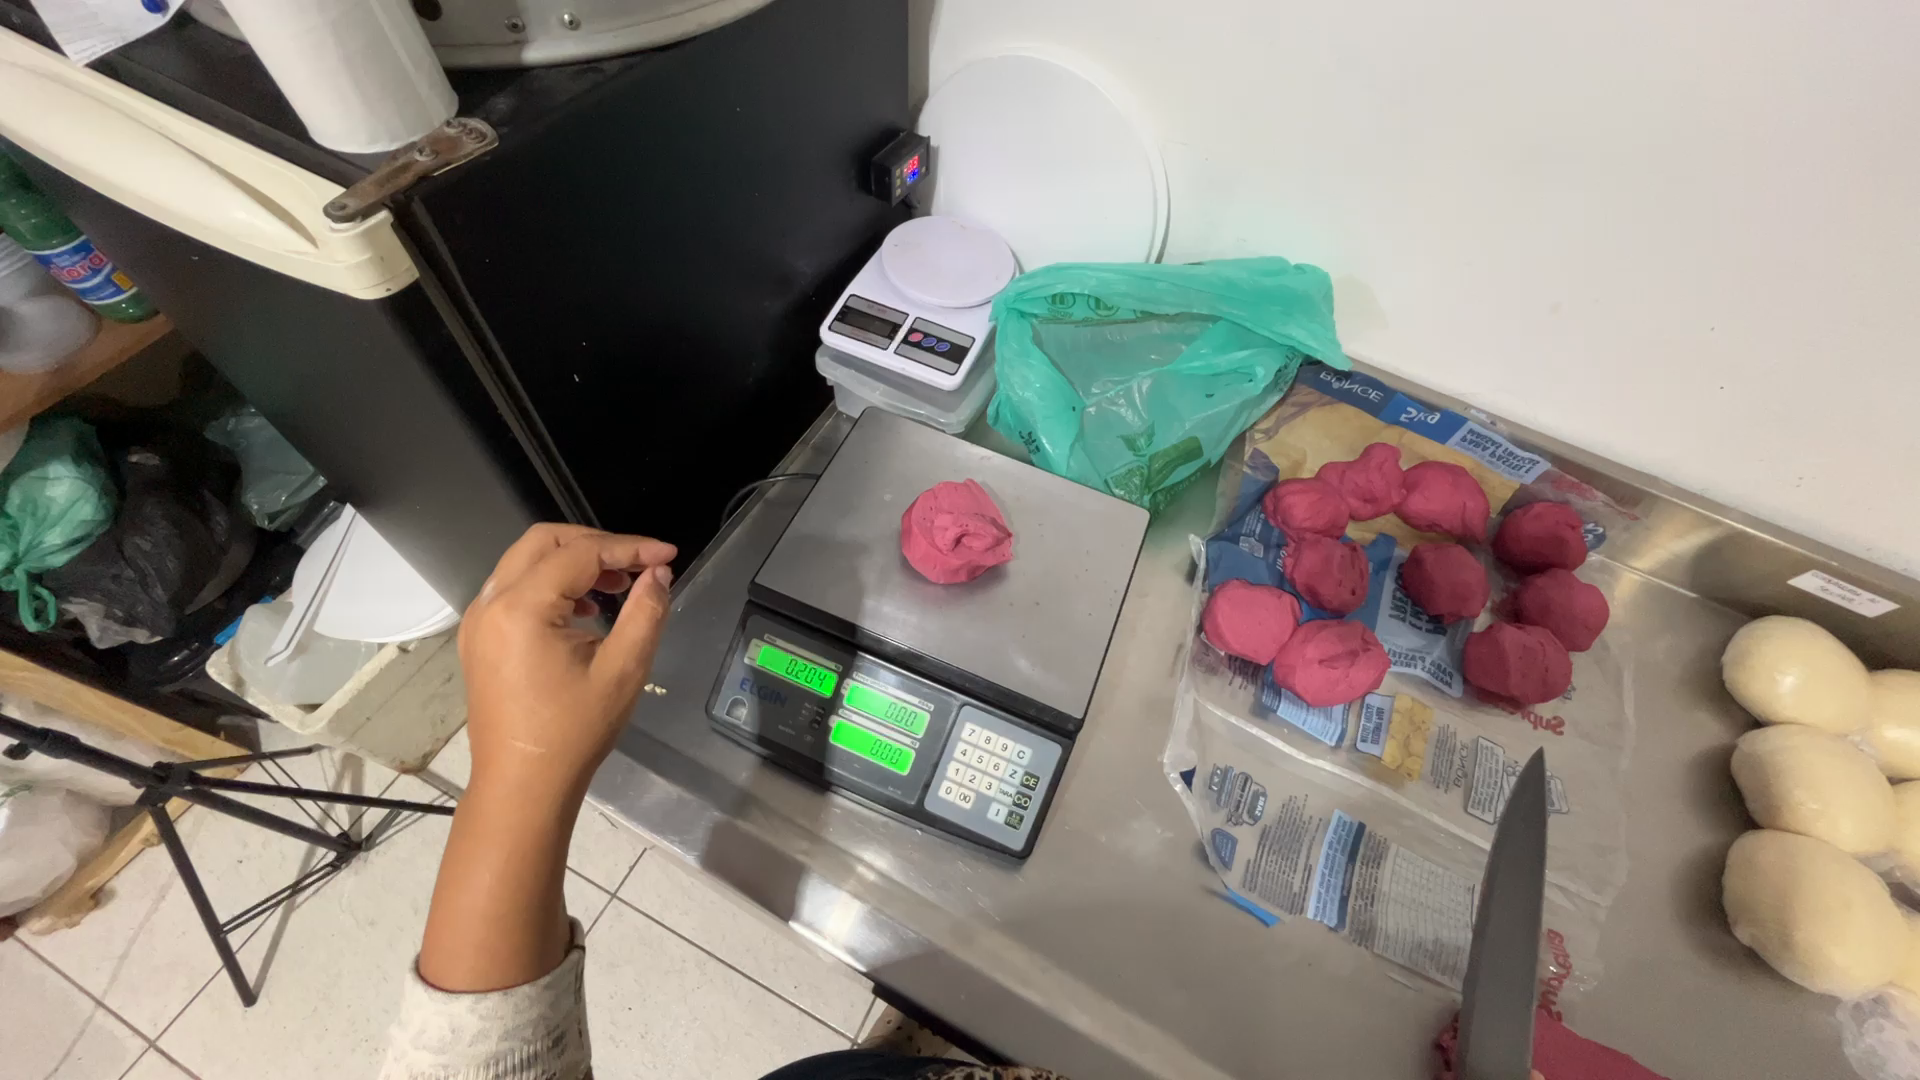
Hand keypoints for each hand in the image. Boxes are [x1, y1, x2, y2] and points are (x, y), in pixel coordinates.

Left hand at [457, 524, 676, 801]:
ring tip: (619, 584)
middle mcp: (491, 605)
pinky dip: (555, 582)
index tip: (669, 555)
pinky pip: (517, 587)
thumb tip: (658, 573)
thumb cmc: (575, 730)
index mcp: (522, 609)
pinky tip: (589, 608)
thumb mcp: (624, 669)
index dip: (630, 548)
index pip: (581, 554)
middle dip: (597, 543)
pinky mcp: (482, 638)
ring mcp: (480, 621)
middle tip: (640, 562)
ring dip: (576, 560)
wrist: (524, 784)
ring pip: (527, 561)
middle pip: (544, 541)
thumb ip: (646, 612)